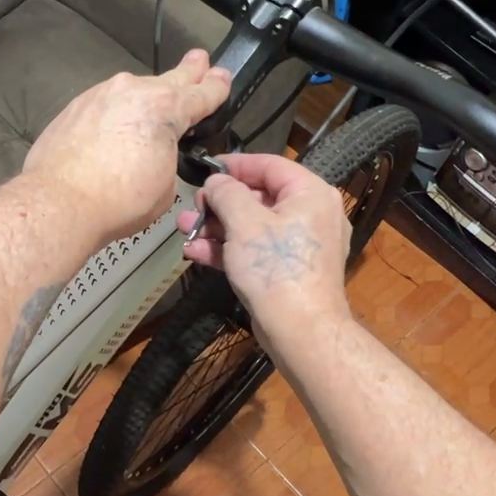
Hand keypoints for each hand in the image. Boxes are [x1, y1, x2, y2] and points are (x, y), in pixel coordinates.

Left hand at [22, 50, 231, 242]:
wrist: (59, 203)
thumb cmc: (117, 201)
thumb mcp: (166, 186)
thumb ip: (168, 158)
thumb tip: (156, 156)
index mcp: (166, 109)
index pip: (202, 93)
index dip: (217, 86)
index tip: (222, 77)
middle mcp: (133, 92)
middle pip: (170, 79)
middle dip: (189, 71)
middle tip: (199, 60)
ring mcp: (100, 96)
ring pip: (132, 91)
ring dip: (144, 98)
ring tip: (152, 107)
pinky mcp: (75, 108)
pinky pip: (105, 105)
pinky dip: (114, 114)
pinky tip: (113, 131)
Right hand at [178, 152, 352, 346]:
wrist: (301, 330)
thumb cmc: (276, 269)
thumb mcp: (244, 223)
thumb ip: (226, 194)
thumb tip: (215, 183)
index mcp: (310, 194)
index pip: (269, 165)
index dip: (234, 165)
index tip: (206, 169)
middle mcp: (310, 214)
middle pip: (258, 196)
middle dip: (219, 203)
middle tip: (192, 207)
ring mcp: (298, 244)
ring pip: (252, 225)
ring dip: (216, 227)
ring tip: (185, 229)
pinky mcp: (287, 269)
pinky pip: (255, 249)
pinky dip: (228, 249)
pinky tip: (196, 252)